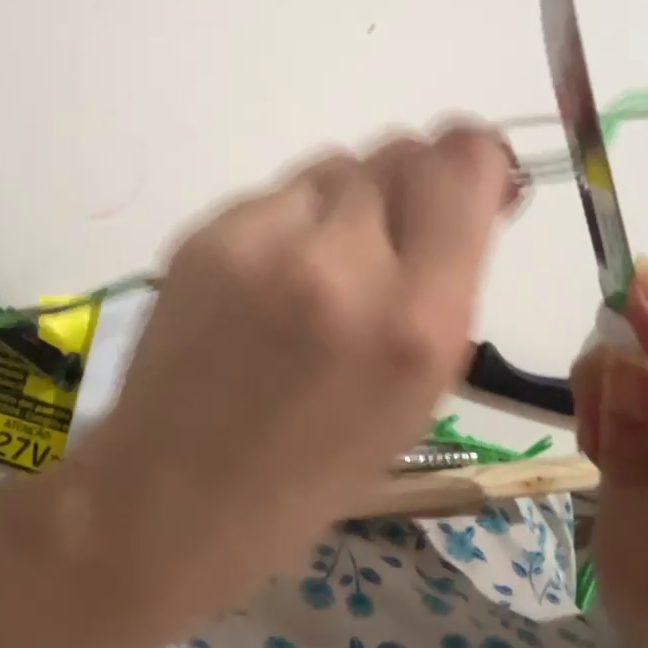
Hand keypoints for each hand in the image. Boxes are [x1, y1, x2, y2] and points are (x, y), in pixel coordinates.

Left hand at [71, 123, 514, 637]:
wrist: (175, 497)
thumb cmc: (317, 469)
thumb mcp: (419, 395)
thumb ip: (448, 284)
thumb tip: (470, 195)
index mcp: (416, 319)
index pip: (461, 162)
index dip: (473, 163)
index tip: (466, 190)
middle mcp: (342, 263)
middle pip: (402, 151)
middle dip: (410, 189)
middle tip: (385, 246)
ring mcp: (263, 240)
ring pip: (337, 164)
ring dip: (345, 204)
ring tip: (314, 272)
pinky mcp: (205, 232)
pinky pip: (275, 193)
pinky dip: (287, 223)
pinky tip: (261, 282)